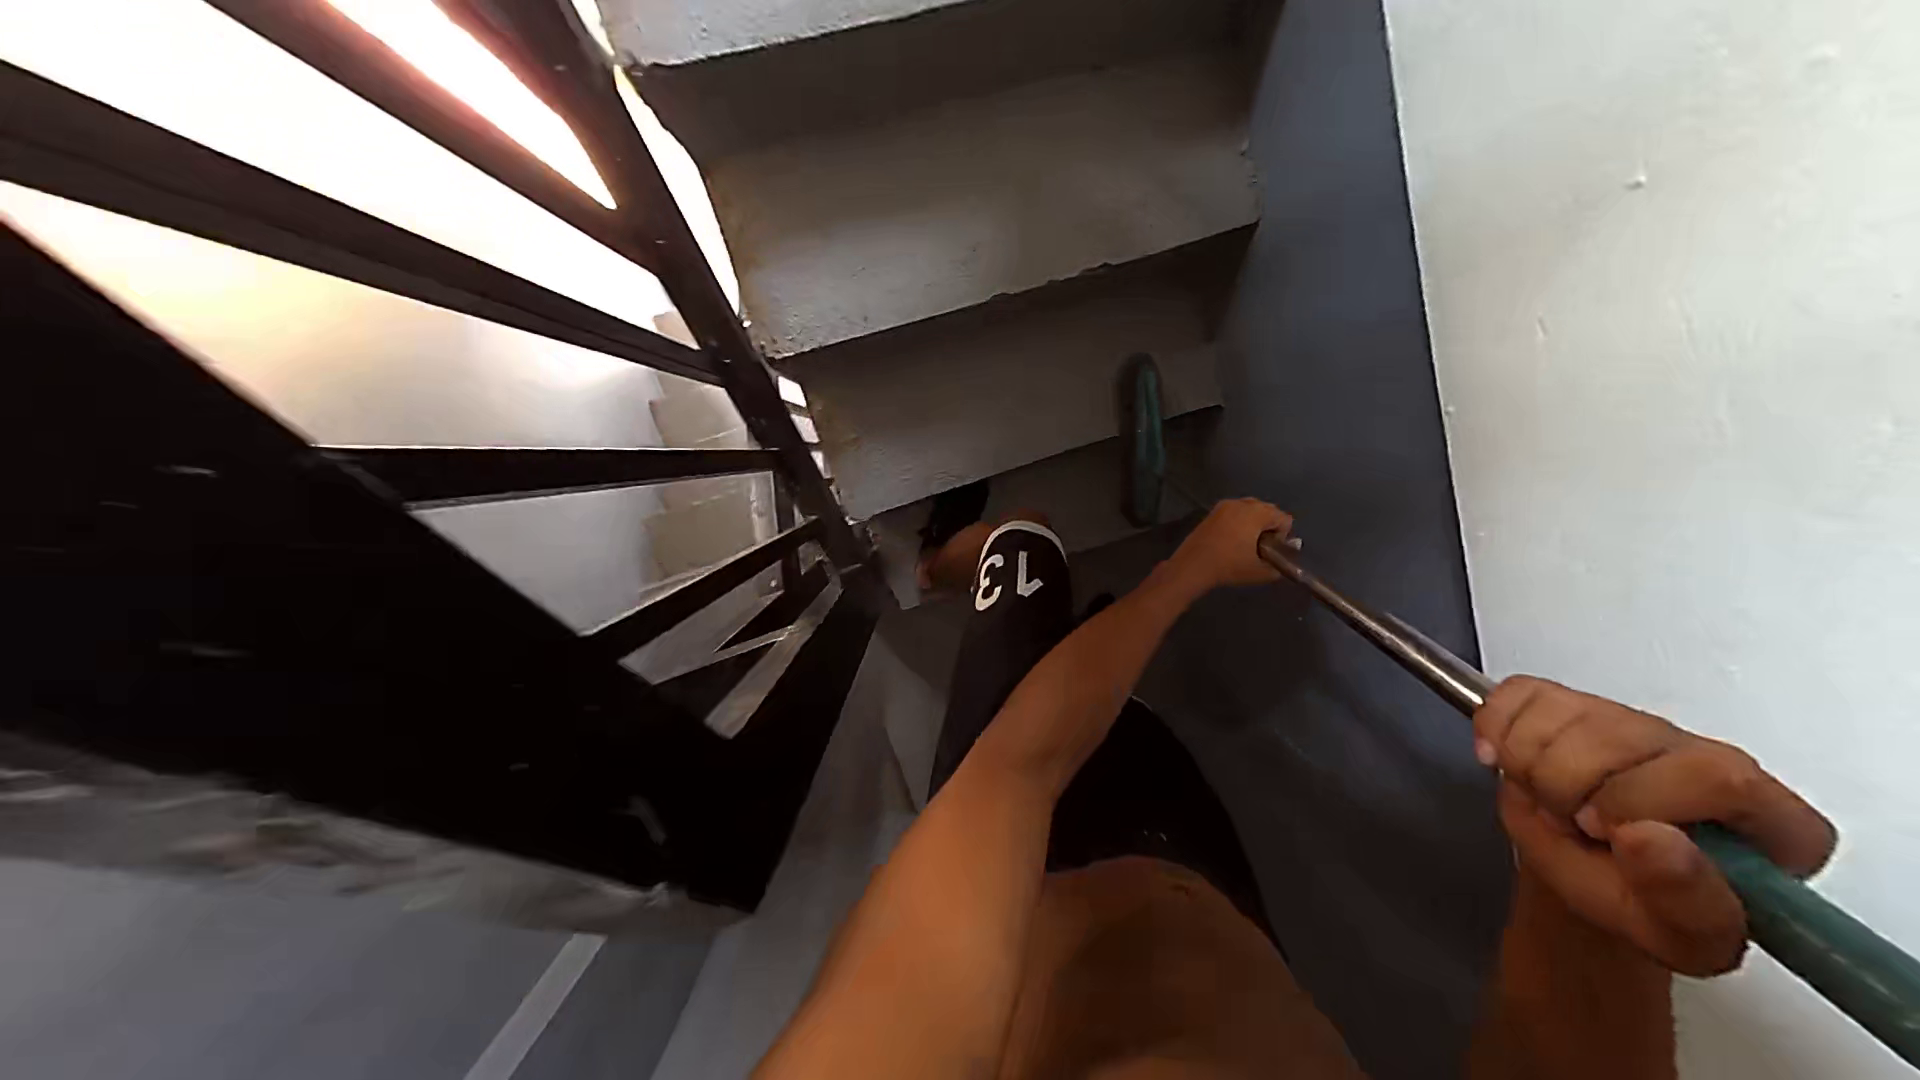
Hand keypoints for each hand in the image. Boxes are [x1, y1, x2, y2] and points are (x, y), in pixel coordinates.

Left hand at [1166, 498, 1292, 592]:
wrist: (1192, 566)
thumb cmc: (1229, 566)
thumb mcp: (1261, 572)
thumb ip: (1277, 566)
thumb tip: (1278, 562)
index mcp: (1256, 512)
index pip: (1283, 518)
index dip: (1282, 536)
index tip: (1270, 550)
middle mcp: (1240, 503)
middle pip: (1267, 509)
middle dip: (1269, 526)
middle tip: (1261, 547)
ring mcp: (1223, 506)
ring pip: (1249, 509)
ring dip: (1253, 523)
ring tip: (1247, 544)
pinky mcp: (1211, 513)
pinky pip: (1233, 512)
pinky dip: (1238, 522)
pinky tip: (1232, 540)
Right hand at [1476, 677, 1835, 975]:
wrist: (1582, 871)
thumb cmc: (1633, 903)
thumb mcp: (1676, 937)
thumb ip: (1685, 900)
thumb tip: (1653, 838)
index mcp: (1763, 814)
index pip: (1714, 774)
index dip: (1639, 798)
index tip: (1601, 831)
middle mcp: (1698, 752)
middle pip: (1614, 734)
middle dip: (1563, 785)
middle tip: (1571, 824)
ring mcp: (1625, 717)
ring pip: (1555, 713)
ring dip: (1526, 766)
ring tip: (1548, 801)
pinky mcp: (1563, 700)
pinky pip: (1515, 694)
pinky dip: (1494, 732)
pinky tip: (1509, 764)